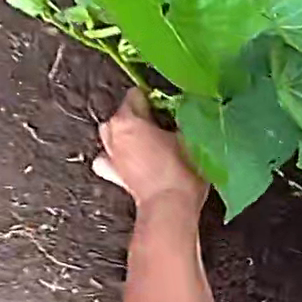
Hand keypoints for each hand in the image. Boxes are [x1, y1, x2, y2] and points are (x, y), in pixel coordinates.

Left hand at [92, 89, 207, 215]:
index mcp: (127, 120)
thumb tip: (183, 114)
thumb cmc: (180, 172)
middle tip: (167, 128)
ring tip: (154, 145)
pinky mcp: (114, 175)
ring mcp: (110, 156)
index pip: (137, 95)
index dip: (157, 100)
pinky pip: (112, 159)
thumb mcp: (190, 138)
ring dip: (132, 137)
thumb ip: (182, 122)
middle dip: (143, 119)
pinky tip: (136, 162)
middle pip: (124, 115)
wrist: (170, 207)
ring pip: (116, 136)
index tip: (171, 109)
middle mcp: (112, 134)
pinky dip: (122, 158)